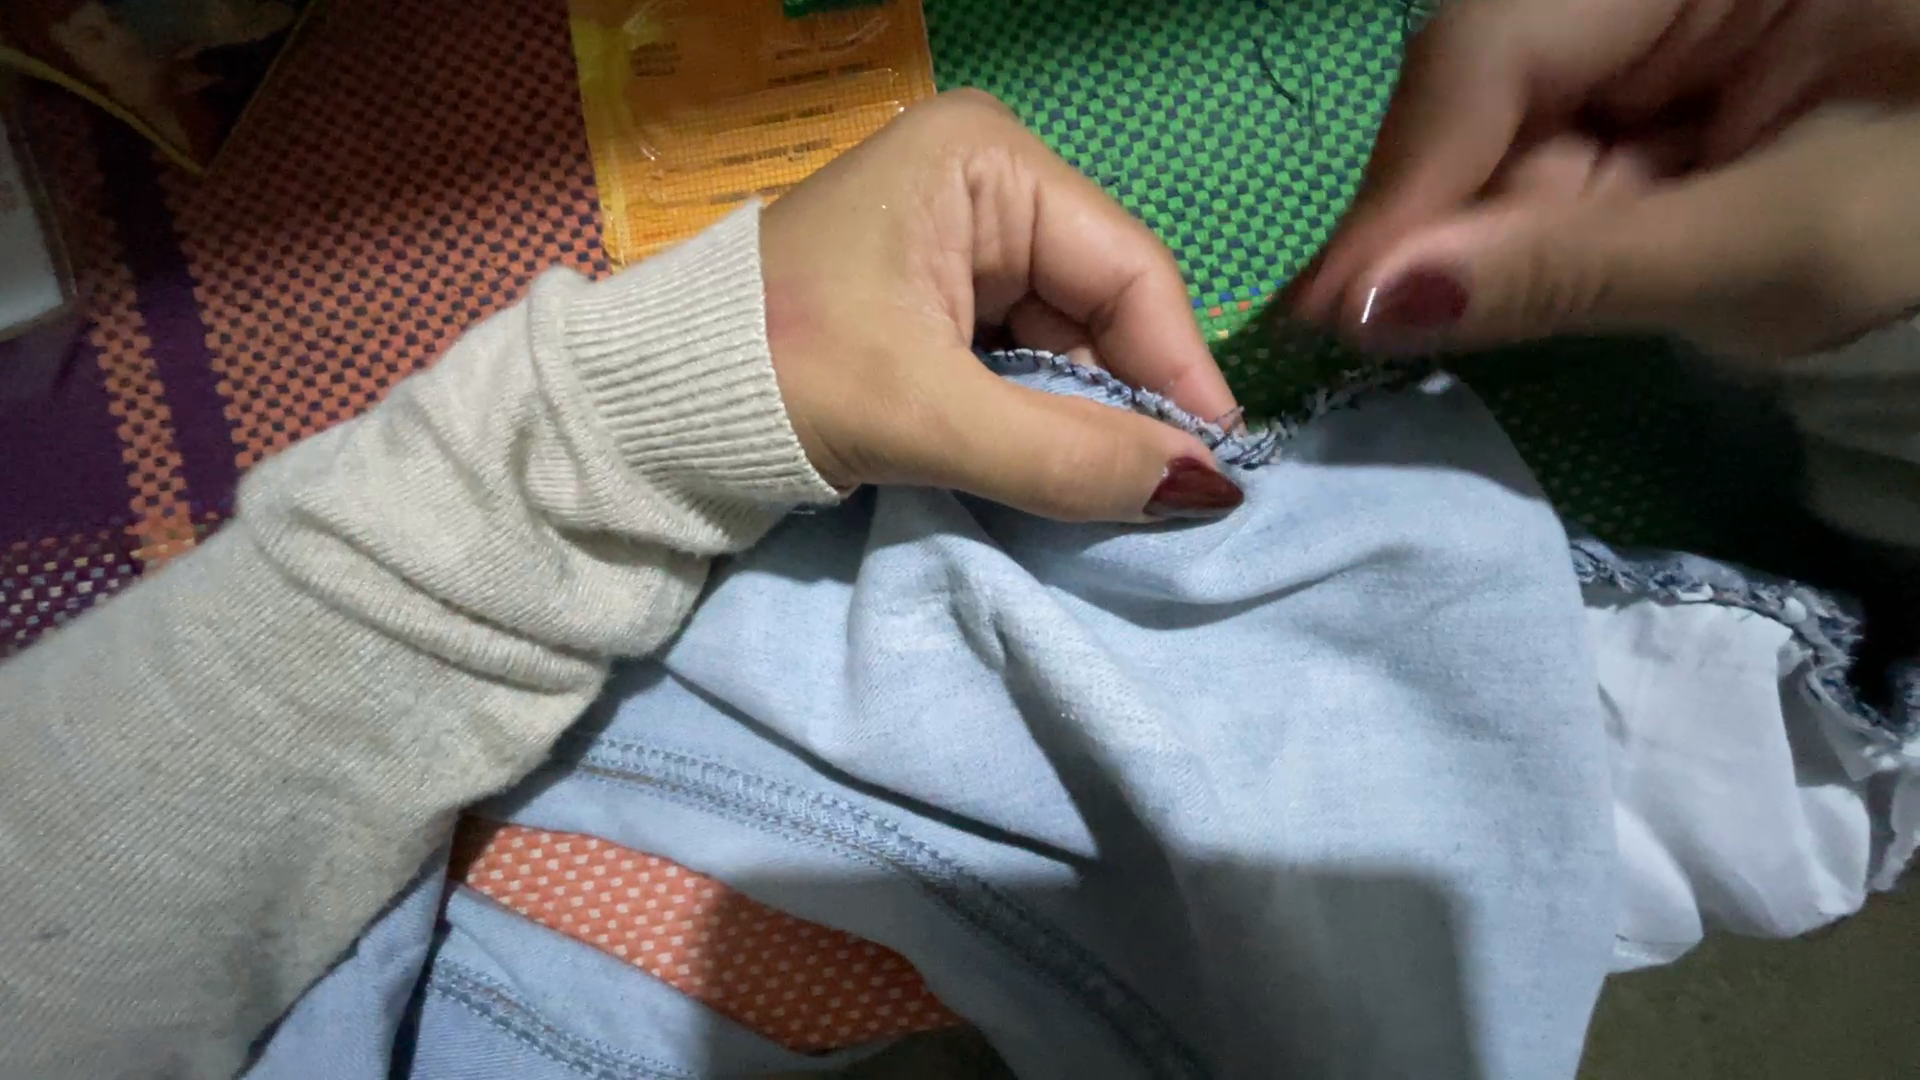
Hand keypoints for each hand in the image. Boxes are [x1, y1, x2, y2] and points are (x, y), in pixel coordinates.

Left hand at [760, 90, 1242, 522]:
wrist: (662, 405)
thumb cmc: (781, 375)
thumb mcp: (927, 413)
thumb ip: (1064, 453)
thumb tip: (1199, 488)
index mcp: (985, 163)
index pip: (1128, 267)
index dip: (1180, 369)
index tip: (1215, 463)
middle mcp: (984, 188)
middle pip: (1101, 306)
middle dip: (1127, 401)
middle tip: (1155, 489)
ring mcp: (963, 245)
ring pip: (1067, 342)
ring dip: (1084, 417)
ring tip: (1097, 481)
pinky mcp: (942, 300)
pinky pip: (1023, 362)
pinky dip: (1041, 417)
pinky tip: (1047, 457)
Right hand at [1287, 0, 1919, 358]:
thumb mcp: (1789, 247)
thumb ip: (1573, 271)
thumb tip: (1372, 310)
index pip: (1491, 47)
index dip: (1396, 188)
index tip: (1328, 310)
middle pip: (1470, 94)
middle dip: (1425, 222)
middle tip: (1368, 326)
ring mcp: (1636, 24)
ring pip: (1484, 138)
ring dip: (1467, 239)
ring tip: (1453, 309)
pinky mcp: (1627, 80)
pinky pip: (1522, 158)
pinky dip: (1507, 233)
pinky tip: (1504, 277)